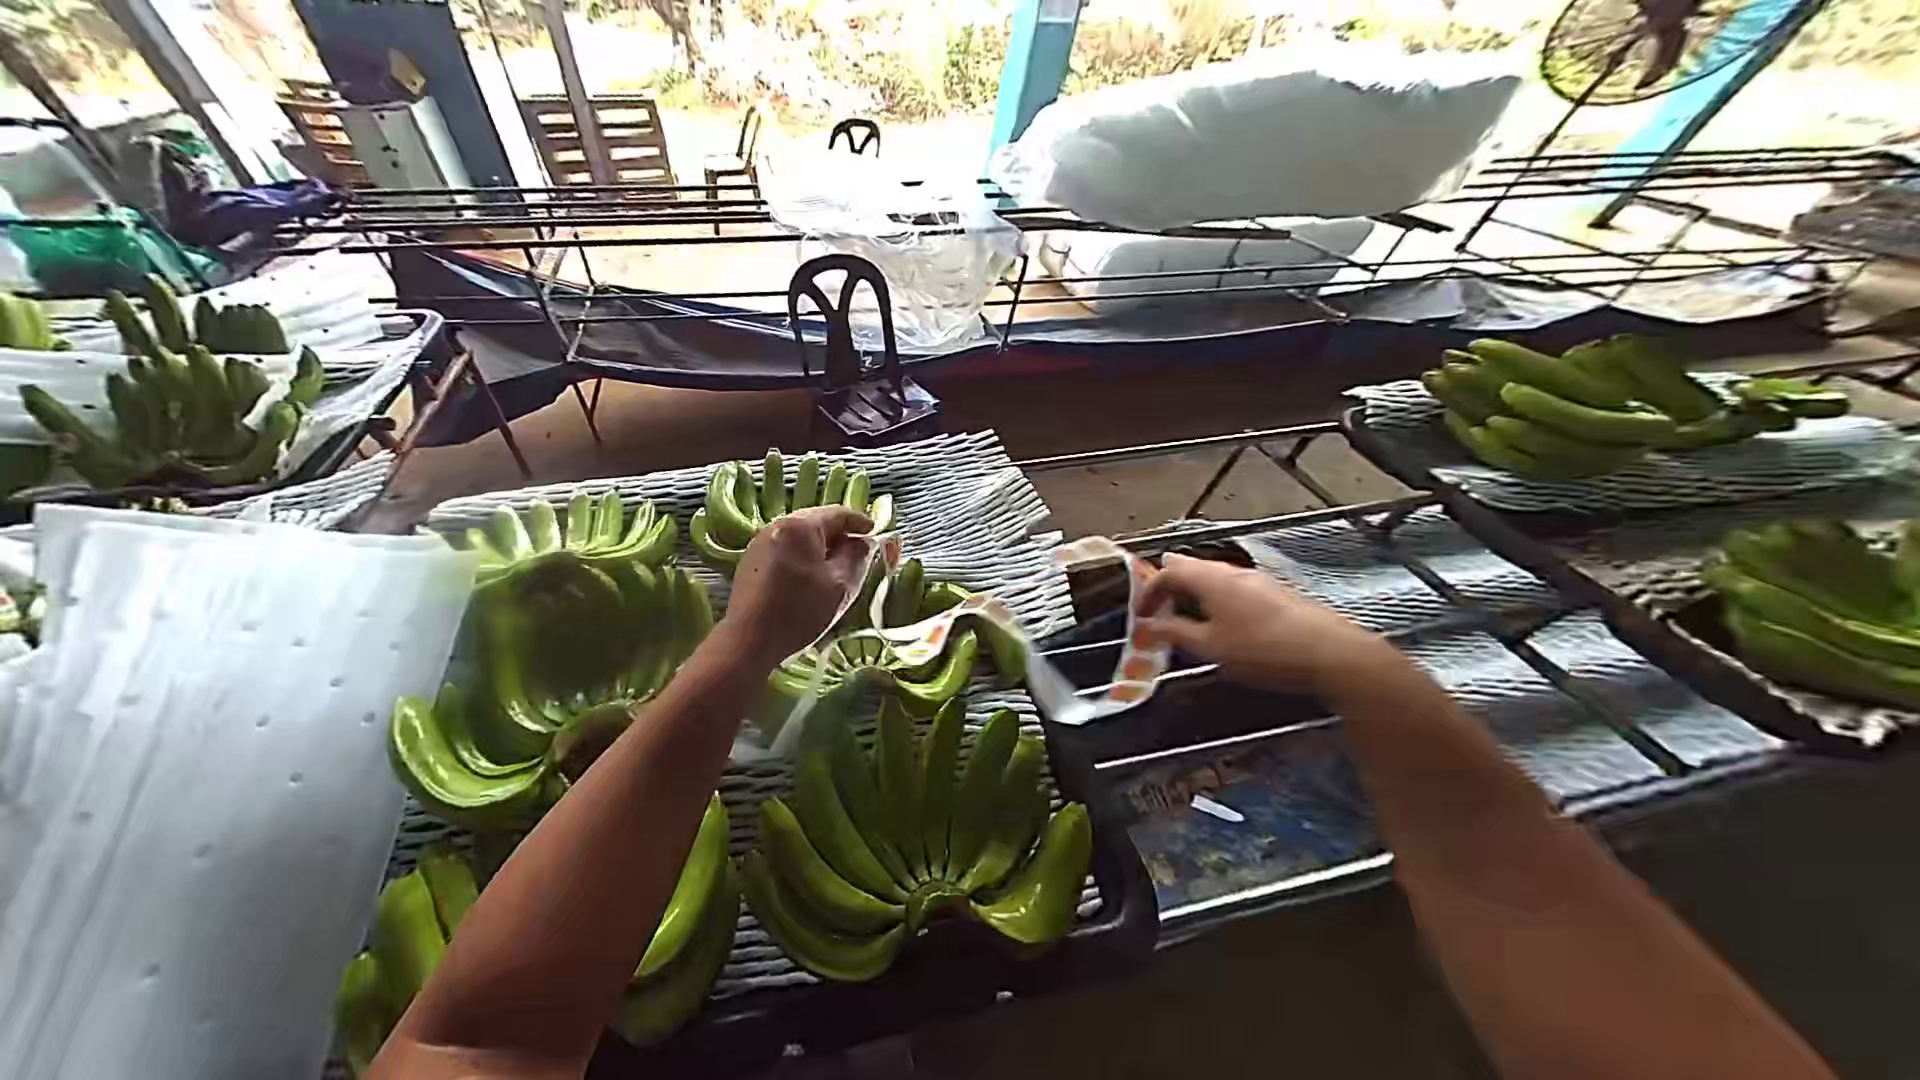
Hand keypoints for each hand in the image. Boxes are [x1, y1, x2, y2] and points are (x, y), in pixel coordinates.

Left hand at [714, 505, 871, 668]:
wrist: (749, 640)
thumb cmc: (799, 611)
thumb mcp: (841, 584)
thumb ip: (857, 556)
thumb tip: (863, 542)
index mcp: (800, 527)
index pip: (839, 513)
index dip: (861, 521)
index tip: (875, 531)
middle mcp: (778, 527)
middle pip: (817, 522)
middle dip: (841, 535)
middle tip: (859, 552)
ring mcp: (761, 543)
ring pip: (801, 537)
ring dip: (822, 547)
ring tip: (837, 568)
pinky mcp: (752, 562)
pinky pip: (786, 549)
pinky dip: (804, 556)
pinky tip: (811, 578)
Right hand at [1135, 553, 1393, 697]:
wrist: (1331, 655)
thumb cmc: (1263, 650)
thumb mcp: (1210, 648)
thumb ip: (1176, 634)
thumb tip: (1152, 626)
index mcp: (1211, 580)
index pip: (1168, 572)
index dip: (1148, 590)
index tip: (1140, 613)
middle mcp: (1234, 573)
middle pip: (1193, 567)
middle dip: (1170, 581)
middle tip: (1156, 597)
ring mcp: (1258, 581)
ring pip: (1215, 576)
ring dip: (1194, 590)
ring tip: (1184, 608)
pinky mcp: (1277, 594)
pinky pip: (1234, 587)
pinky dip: (1216, 597)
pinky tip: (1222, 617)